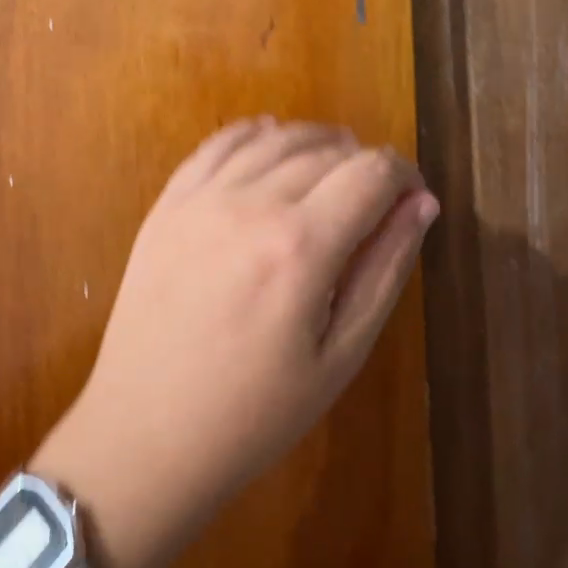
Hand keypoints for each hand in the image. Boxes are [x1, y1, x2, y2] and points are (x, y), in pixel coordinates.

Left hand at [28, 118, 437, 567]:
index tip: (413, 199)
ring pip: (276, 139)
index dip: (404, 175)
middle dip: (365, 164)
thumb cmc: (255, 412)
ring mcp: (202, 198)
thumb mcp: (340, 355)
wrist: (146, 435)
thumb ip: (385, 270)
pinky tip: (271, 141)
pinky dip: (254, 133)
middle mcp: (252, 203)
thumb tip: (421, 204)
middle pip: (328, 150)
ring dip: (316, 143)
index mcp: (301, 245)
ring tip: (334, 169)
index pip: (372, 173)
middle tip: (376, 200)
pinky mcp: (168, 204)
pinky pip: (217, 144)